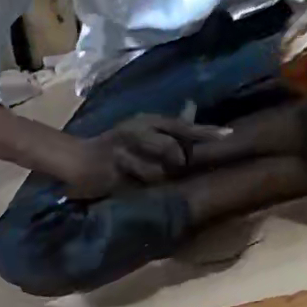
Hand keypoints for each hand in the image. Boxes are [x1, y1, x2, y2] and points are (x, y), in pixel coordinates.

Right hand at [61, 114, 230, 200]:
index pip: (181, 126)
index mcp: (145, 121)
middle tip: (171, 169)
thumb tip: (191, 125)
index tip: (227, 136)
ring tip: (139, 175)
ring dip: (153, 179)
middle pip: (171, 149)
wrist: (79, 159)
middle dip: (175, 164)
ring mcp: (125, 152)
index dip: (204, 132)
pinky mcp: (114, 172)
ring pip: (156, 172)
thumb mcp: (139, 133)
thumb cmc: (113, 147)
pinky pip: (138, 184)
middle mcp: (137, 131)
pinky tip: (126, 179)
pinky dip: (137, 185)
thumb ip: (165, 133)